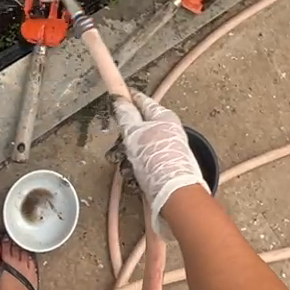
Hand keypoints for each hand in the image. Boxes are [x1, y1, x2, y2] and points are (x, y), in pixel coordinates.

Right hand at [113, 91, 206, 232]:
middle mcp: (168, 130)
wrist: (174, 193)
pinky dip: (137, 167)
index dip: (127, 99)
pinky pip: (146, 161)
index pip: (142, 101)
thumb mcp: (135, 134)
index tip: (116, 96)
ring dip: (129, 154)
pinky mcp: (165, 166)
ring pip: (140, 145)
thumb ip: (126, 116)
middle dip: (126, 135)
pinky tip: (134, 175)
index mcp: (164, 117)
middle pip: (140, 125)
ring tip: (127, 165)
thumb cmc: (158, 161)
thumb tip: (119, 99)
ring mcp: (167, 149)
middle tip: (119, 143)